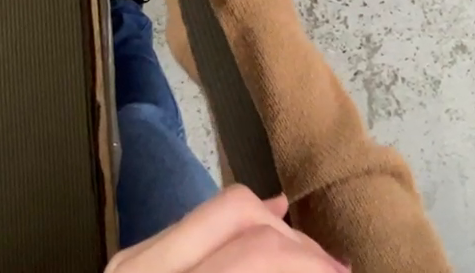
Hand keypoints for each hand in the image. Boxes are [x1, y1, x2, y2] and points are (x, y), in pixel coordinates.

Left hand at [106, 186, 345, 272]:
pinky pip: (194, 223)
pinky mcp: (131, 257)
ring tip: (308, 253)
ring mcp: (133, 255)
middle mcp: (147, 262)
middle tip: (332, 265)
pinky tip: (266, 233)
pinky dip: (237, 229)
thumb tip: (323, 267)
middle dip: (295, 238)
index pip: (257, 250)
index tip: (343, 272)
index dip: (310, 259)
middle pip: (237, 209)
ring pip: (217, 207)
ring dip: (270, 225)